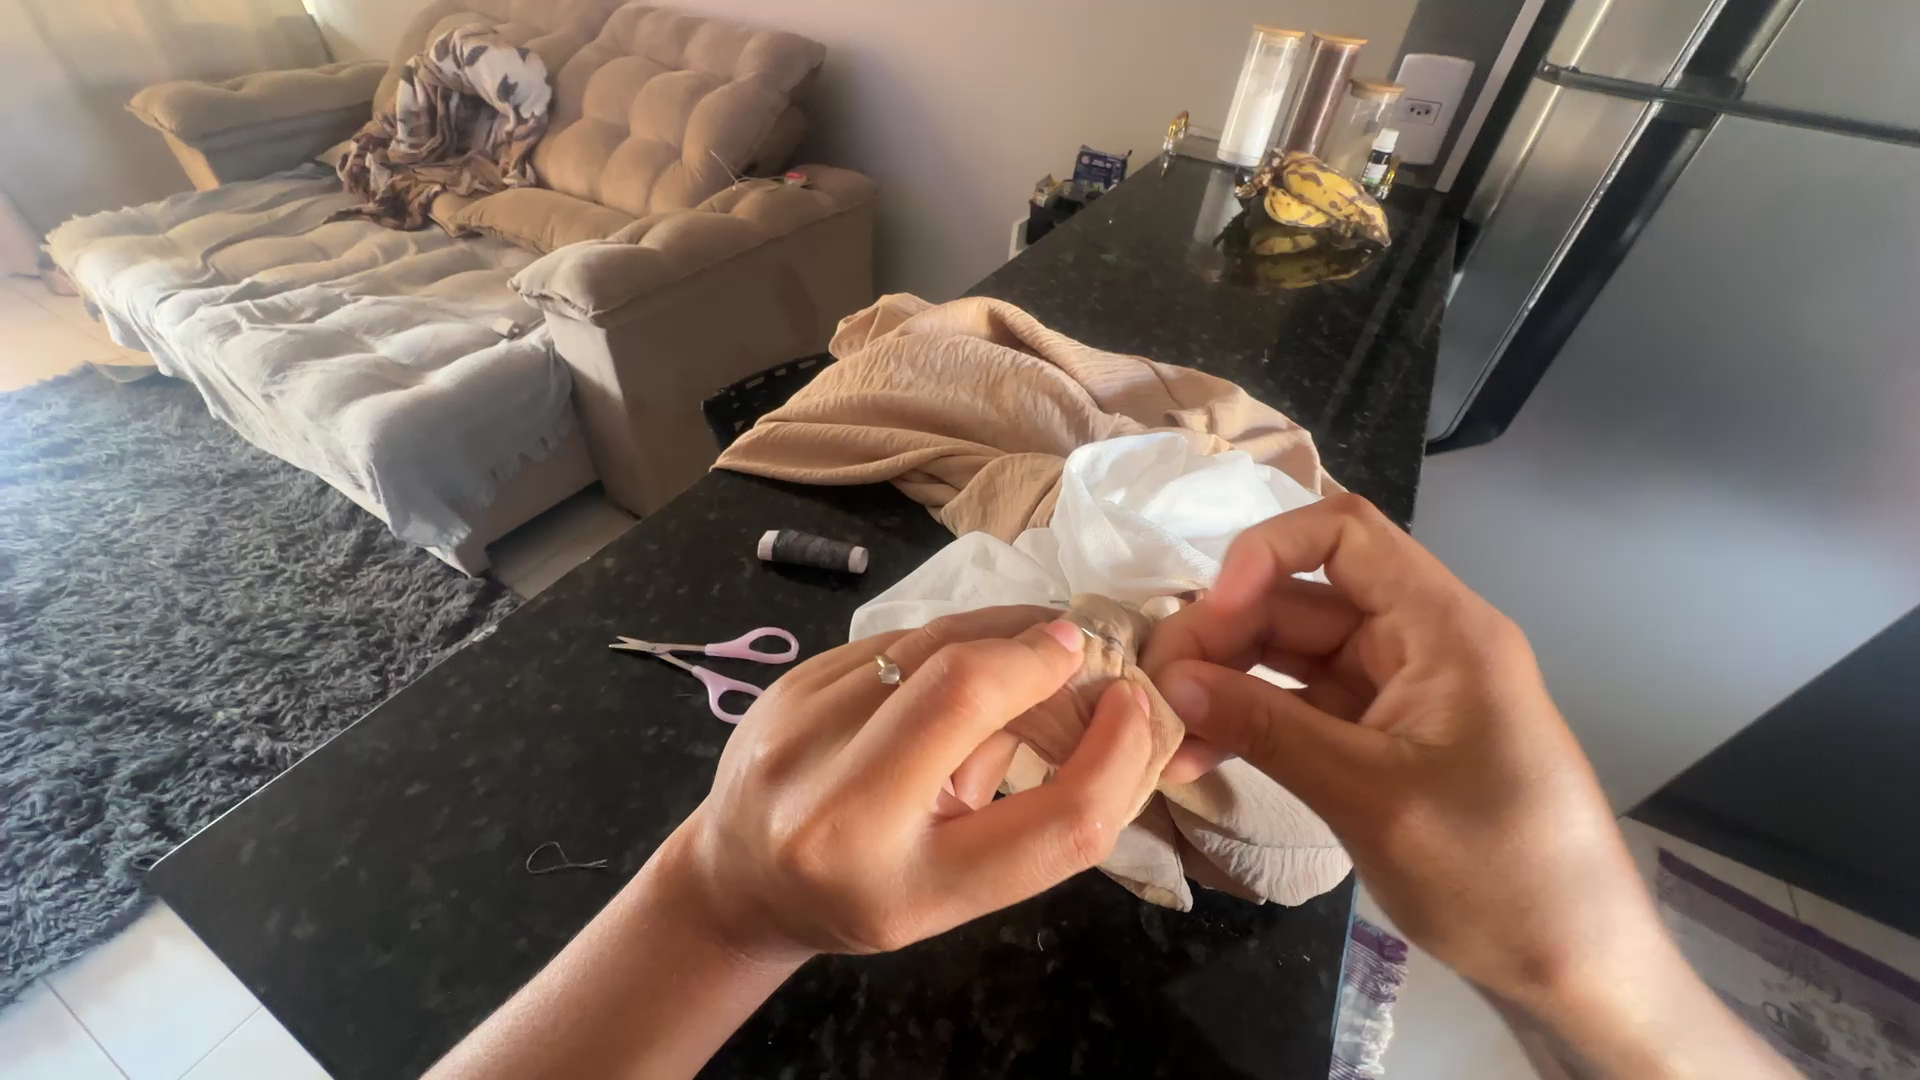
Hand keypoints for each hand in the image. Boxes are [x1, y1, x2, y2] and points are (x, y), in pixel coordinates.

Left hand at [428, 607, 1158, 1079]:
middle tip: (1075, 647)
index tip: (1134, 706)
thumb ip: (1035, 801)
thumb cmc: (866, 891)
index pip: (1055, 822)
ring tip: (1033, 640)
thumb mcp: (958, 880)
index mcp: (907, 887)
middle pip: (966, 691)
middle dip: (1039, 654)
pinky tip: (967, 650)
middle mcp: (842, 812)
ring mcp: (800, 732)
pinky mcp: (791, 682)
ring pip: (929, 643)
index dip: (1120, 754)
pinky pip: (896, 636)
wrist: (742, 873)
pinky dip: (950, 636)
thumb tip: (1099, 696)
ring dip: (1001, 629)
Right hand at [1141, 495, 1793, 1077]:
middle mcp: (1410, 639)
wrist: (1574, 972)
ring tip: (1167, 729)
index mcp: (1441, 627)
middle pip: (1293, 598)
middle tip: (1158, 689)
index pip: (1343, 534)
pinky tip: (1194, 754)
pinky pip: (1286, 703)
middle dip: (1219, 635)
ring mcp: (1385, 686)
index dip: (1266, 553)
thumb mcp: (1372, 797)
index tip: (1213, 613)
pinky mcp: (1366, 731)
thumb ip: (1265, 729)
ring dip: (1218, 683)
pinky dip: (1240, 722)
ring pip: (1280, 652)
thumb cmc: (1499, 875)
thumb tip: (1170, 684)